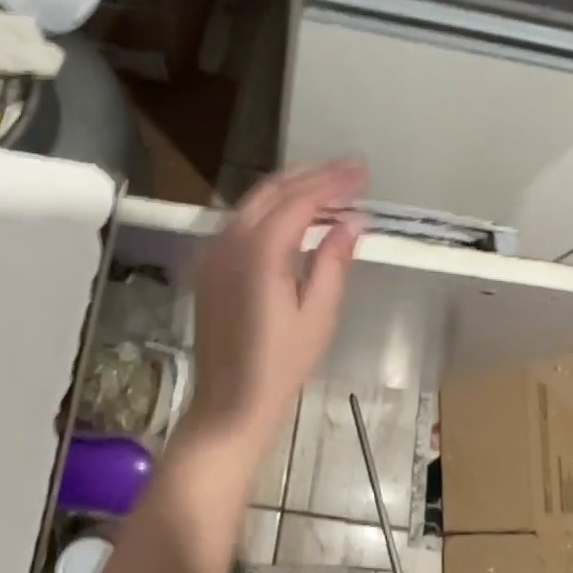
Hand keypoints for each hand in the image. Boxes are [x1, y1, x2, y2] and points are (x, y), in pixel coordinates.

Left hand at [184, 161, 365, 444]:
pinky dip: (271, 209)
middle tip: (350, 169)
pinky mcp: (210, 267)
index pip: (300, 201)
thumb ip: (333, 262)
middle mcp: (230, 242)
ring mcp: (214, 252)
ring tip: (329, 184)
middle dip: (313, 176)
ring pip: (254, 202)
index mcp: (259, 253)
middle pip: (273, 191)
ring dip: (291, 188)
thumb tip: (353, 221)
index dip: (333, 183)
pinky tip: (295, 215)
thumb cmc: (280, 366)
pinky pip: (241, 221)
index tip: (363, 172)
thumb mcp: (318, 316)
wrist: (230, 403)